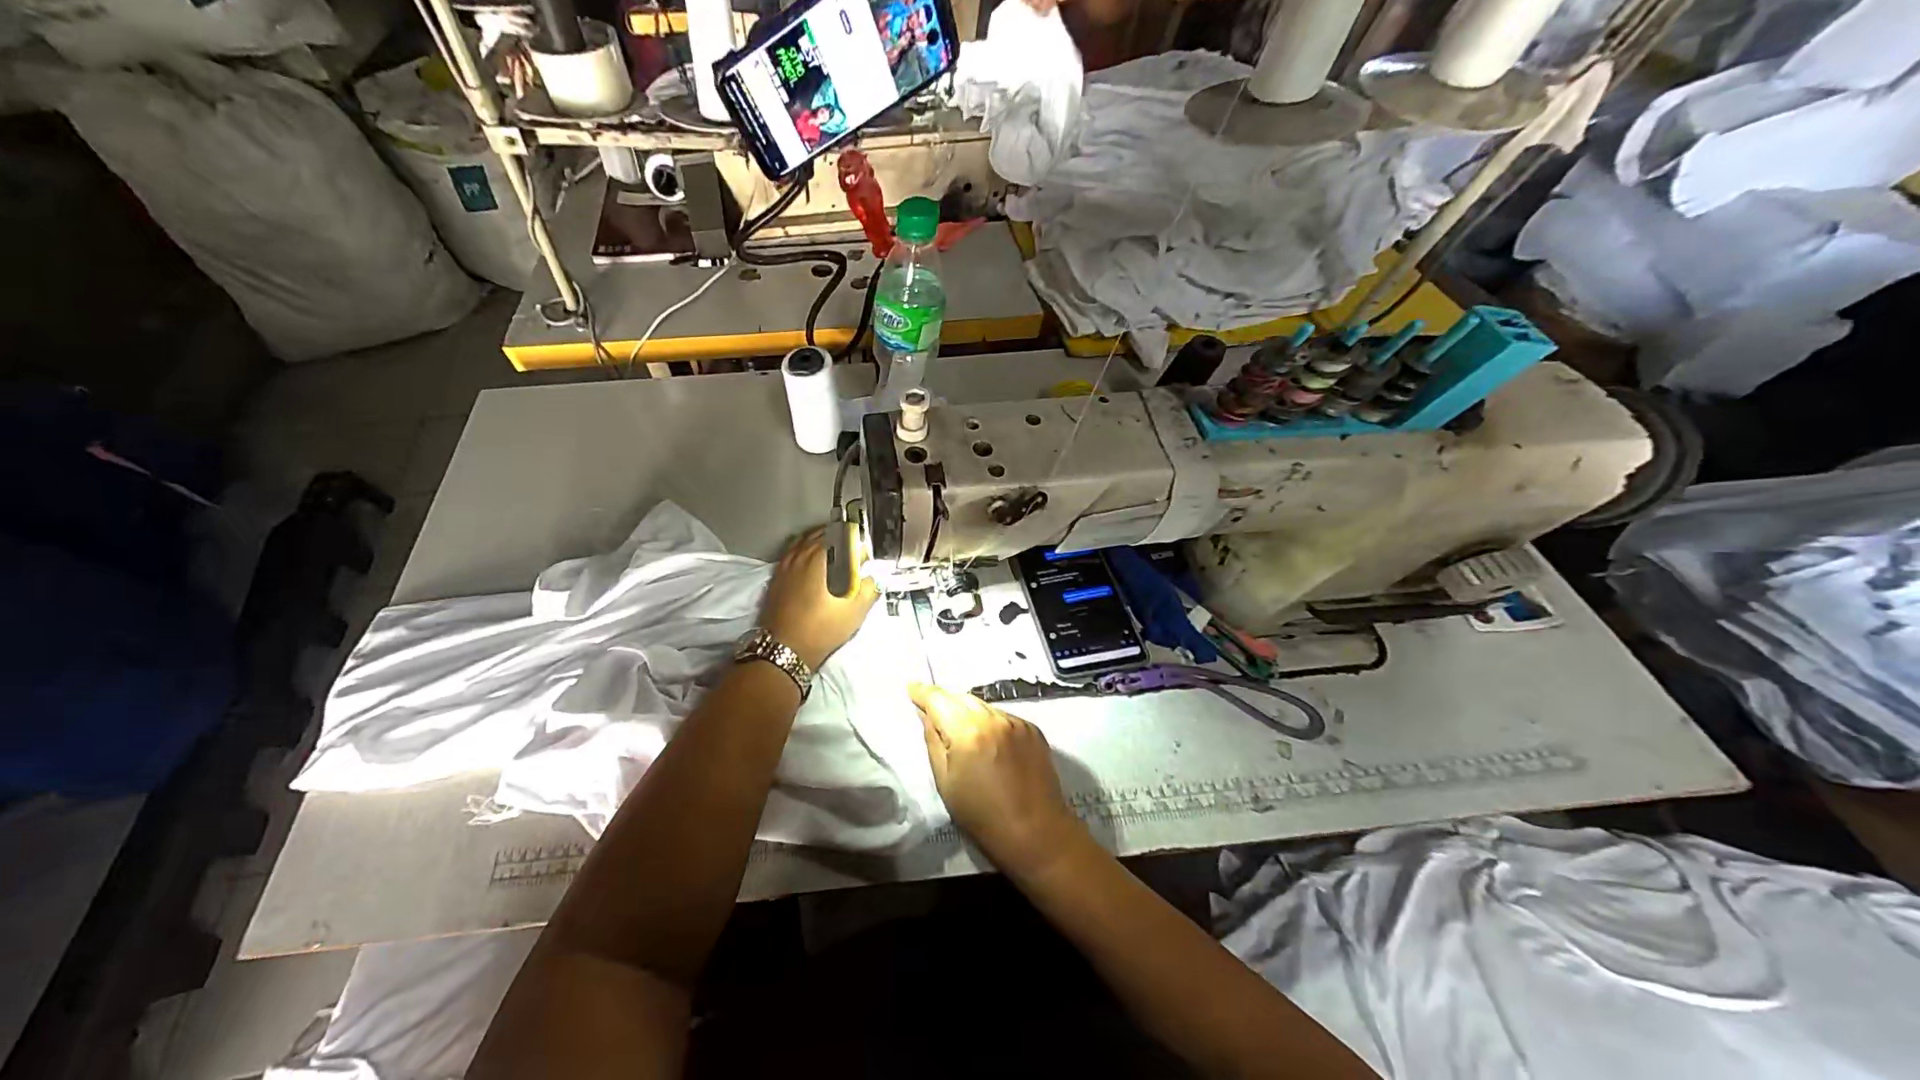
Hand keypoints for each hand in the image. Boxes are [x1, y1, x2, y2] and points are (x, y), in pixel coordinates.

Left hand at [760, 528, 877, 669]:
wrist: (784, 648)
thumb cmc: (822, 628)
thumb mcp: (855, 612)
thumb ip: (869, 589)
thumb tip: (872, 577)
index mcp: (823, 557)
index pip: (847, 537)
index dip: (860, 544)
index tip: (867, 555)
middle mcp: (804, 553)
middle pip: (826, 533)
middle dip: (843, 539)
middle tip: (854, 551)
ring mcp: (788, 561)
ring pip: (808, 538)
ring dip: (824, 541)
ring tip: (835, 553)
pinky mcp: (778, 572)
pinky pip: (794, 550)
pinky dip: (806, 549)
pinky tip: (812, 562)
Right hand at [909, 682, 1085, 874]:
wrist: (1036, 832)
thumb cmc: (981, 815)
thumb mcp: (945, 781)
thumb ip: (933, 741)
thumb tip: (926, 715)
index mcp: (967, 731)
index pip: (938, 699)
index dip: (922, 692)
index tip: (911, 689)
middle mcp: (994, 718)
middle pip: (962, 698)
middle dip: (946, 703)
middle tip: (934, 717)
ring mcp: (1017, 722)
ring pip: (984, 707)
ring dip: (970, 714)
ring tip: (965, 737)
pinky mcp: (1034, 730)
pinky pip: (1004, 718)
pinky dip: (992, 724)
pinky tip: (992, 747)